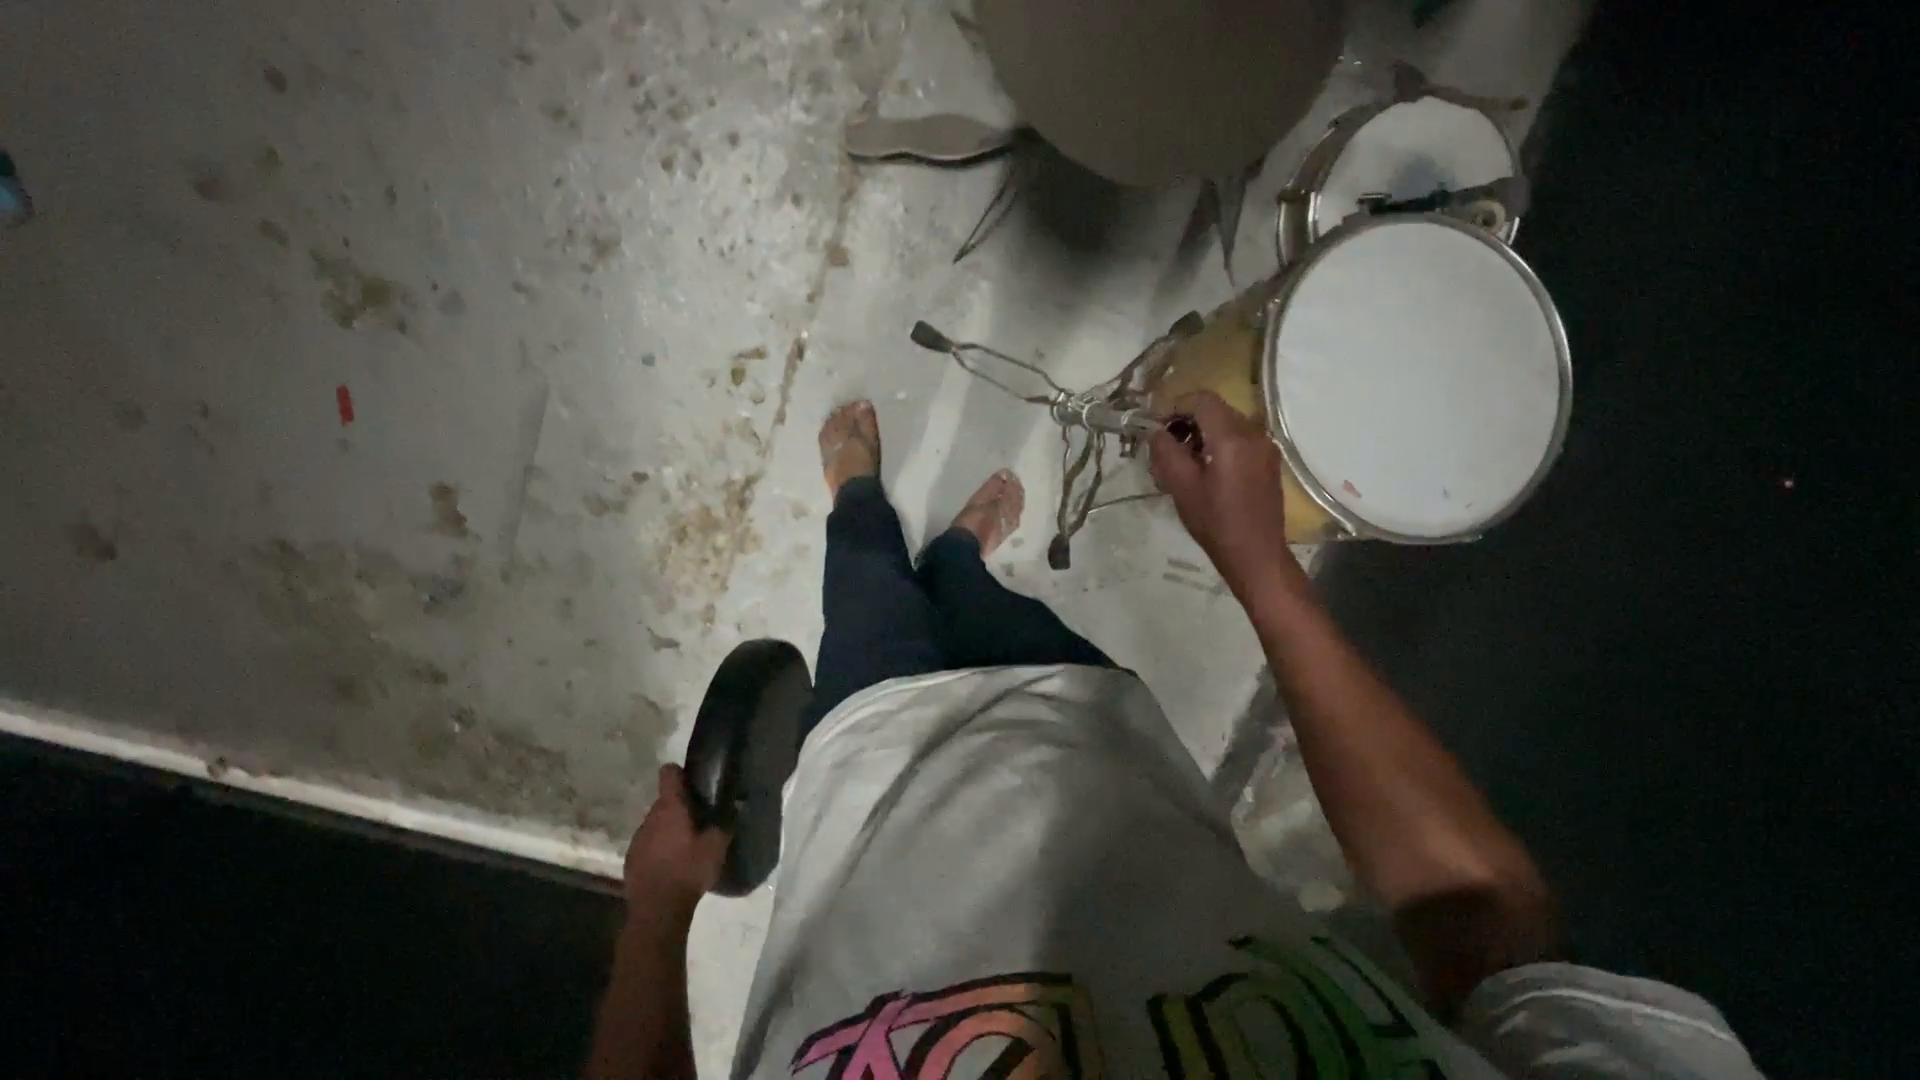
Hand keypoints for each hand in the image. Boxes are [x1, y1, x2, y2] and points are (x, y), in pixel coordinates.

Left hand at [623, 764, 730, 916]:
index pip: (668, 774)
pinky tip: (671, 864)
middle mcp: (650, 817)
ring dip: (668, 828)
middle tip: (699, 820)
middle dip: (679, 807)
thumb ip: (725, 823)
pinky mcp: (631, 858)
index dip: (680, 773)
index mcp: (670, 808)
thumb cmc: (689, 870)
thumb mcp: (716, 847)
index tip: (692, 781)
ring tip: (685, 845)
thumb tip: (736, 806)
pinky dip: (658, 847)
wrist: (657, 910)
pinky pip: (648, 843)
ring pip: (655, 823)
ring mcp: (637, 838)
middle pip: (664, 801)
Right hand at [1149, 391, 1305, 598]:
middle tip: (1166, 446)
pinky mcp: (1269, 460)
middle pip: (1216, 409)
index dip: (1175, 405)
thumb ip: (1166, 451)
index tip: (1157, 426)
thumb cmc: (1215, 522)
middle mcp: (1254, 433)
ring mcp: (1266, 446)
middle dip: (1188, 420)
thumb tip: (1156, 431)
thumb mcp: (1181, 487)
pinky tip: (1207, 469)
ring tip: (1184, 461)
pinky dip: (1220, 443)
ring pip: (1228, 423)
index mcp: (1231, 437)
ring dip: (1203, 433)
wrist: (1256, 553)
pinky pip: (1241, 438)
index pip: (1202, 399)